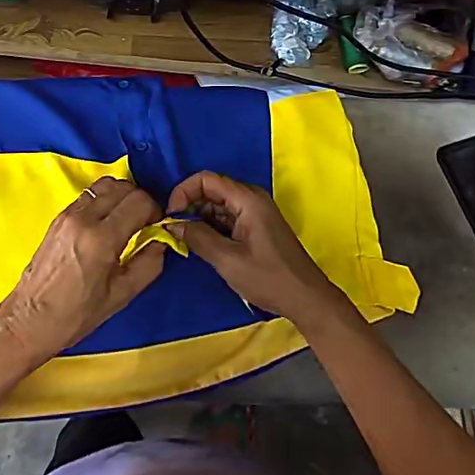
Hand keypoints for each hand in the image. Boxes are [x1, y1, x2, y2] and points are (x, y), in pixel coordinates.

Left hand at [0, 177, 167, 371]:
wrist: (28, 322)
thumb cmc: (77, 314)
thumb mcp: (123, 294)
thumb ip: (150, 262)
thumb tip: (162, 239)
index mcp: (102, 239)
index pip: (140, 201)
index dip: (155, 211)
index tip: (156, 226)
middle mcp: (83, 219)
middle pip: (124, 187)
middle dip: (141, 200)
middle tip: (144, 222)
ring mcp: (67, 216)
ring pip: (105, 186)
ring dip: (122, 196)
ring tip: (126, 218)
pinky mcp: (58, 218)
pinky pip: (89, 195)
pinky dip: (104, 200)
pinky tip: (106, 222)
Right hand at [167, 171, 350, 329]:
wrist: (304, 295)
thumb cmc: (269, 277)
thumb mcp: (227, 260)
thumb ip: (198, 237)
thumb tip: (173, 223)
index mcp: (248, 199)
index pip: (207, 179)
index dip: (183, 192)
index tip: (170, 216)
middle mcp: (252, 199)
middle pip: (212, 189)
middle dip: (189, 206)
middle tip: (173, 231)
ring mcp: (255, 212)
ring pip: (218, 205)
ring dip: (199, 218)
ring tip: (184, 240)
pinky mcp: (256, 226)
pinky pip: (227, 217)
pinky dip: (211, 227)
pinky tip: (201, 244)